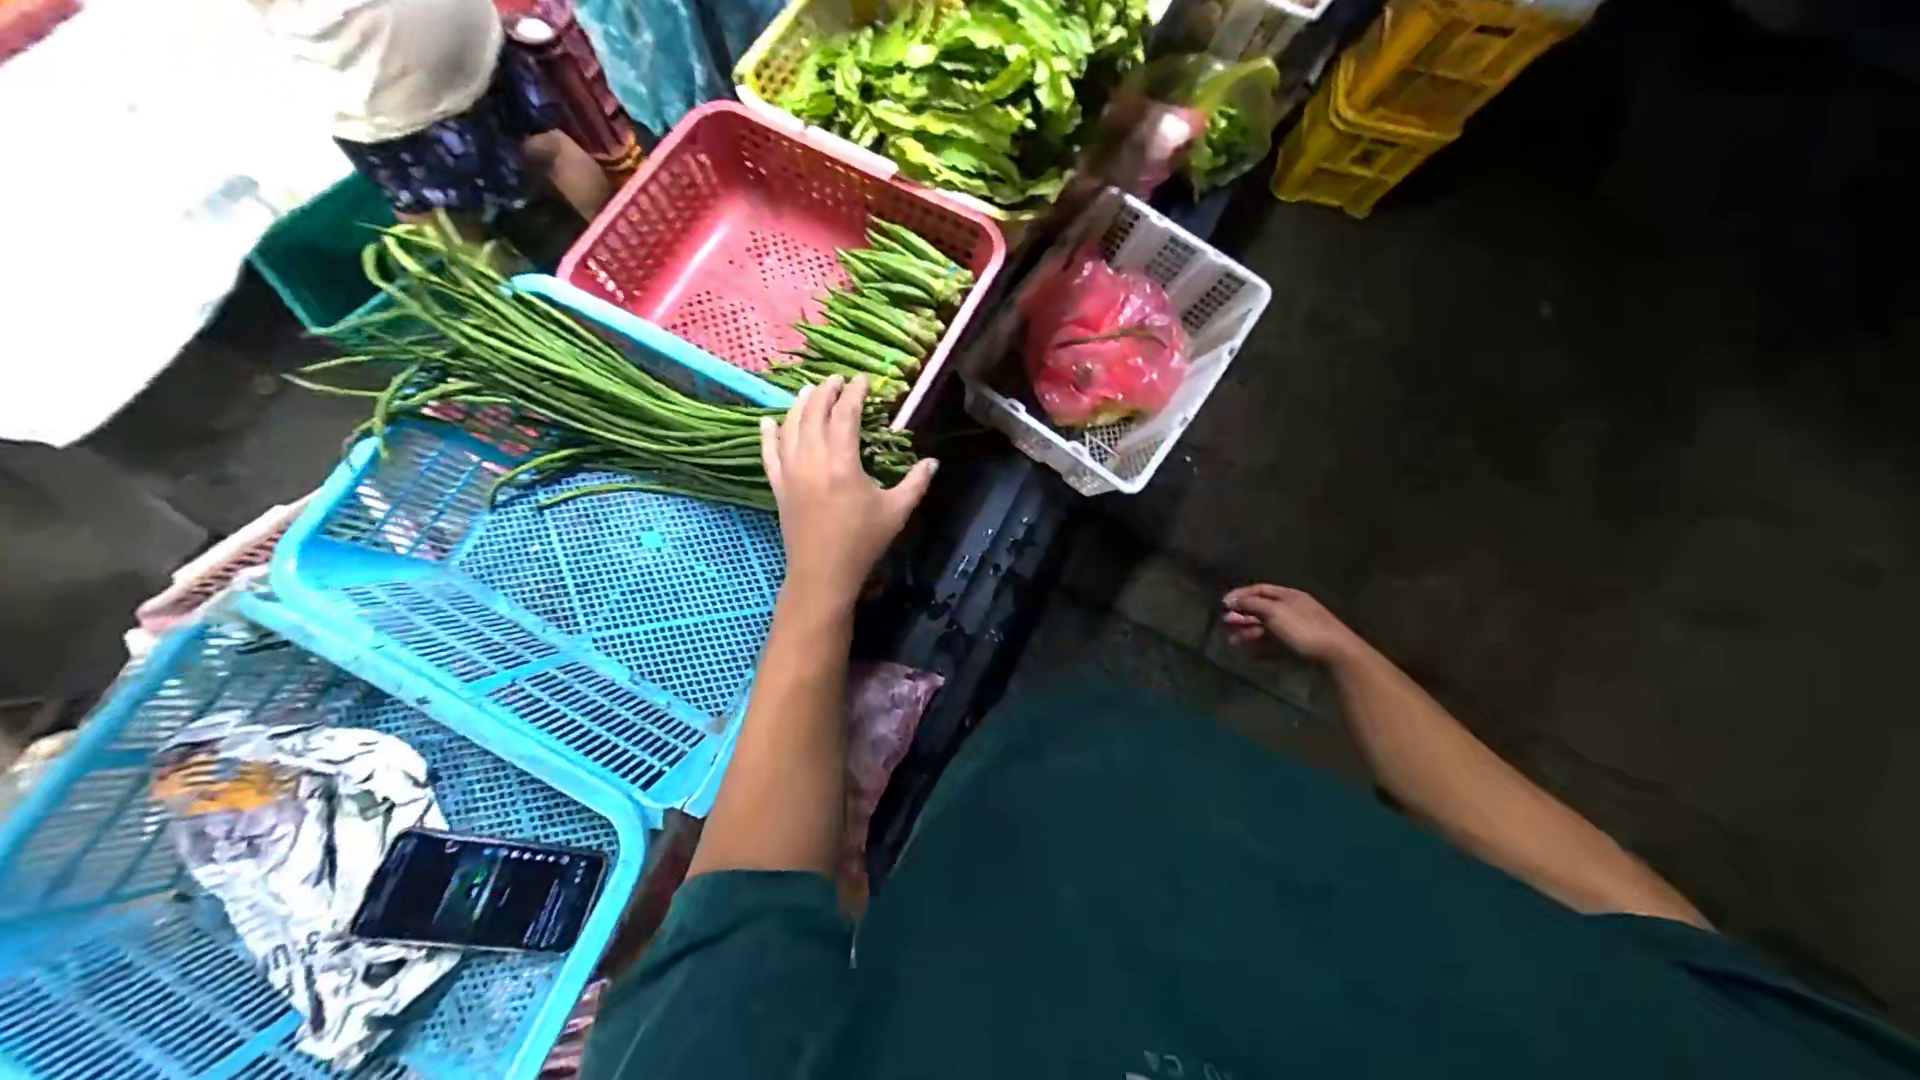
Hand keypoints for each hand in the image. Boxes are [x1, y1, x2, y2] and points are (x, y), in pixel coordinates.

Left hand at [761, 376, 936, 609]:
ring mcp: (790, 471)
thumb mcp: (896, 511)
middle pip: (815, 412)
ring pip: (791, 426)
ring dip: (801, 404)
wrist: (823, 573)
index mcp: (842, 461)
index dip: (854, 393)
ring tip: (810, 390)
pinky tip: (769, 421)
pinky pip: (769, 453)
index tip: (862, 380)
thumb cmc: (862, 542)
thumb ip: (916, 482)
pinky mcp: (778, 486)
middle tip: (837, 379)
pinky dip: (768, 434)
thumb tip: (933, 461)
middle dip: (826, 391)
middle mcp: (812, 459)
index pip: (846, 414)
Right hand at [1222, 584, 1369, 664]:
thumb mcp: (1274, 611)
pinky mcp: (1298, 646)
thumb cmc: (1303, 628)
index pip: (1259, 590)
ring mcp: (1295, 629)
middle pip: (1261, 609)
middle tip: (1227, 626)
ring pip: (1266, 628)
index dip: (1240, 595)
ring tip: (1234, 642)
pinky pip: (1274, 644)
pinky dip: (1261, 647)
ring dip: (1248, 634)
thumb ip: (1251, 604)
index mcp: (1288, 596)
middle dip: (1242, 617)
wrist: (1337, 654)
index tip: (1223, 604)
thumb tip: (1232, 600)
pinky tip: (1251, 654)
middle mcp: (1291, 609)